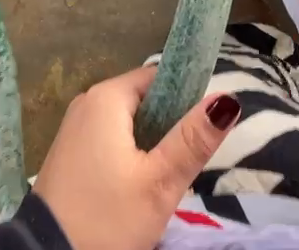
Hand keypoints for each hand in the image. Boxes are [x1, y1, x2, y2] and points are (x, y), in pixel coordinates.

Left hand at [32, 65, 240, 249]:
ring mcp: (74, 128)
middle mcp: (86, 102)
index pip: (159, 78)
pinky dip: (127, 160)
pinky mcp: (69, 155)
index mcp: (106, 97)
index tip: (197, 137)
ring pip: (128, 126)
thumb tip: (228, 98)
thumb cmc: (107, 219)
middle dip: (166, 131)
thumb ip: (193, 140)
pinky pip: (109, 143)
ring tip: (157, 185)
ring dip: (148, 150)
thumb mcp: (159, 183)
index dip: (185, 100)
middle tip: (177, 170)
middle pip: (144, 102)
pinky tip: (134, 192)